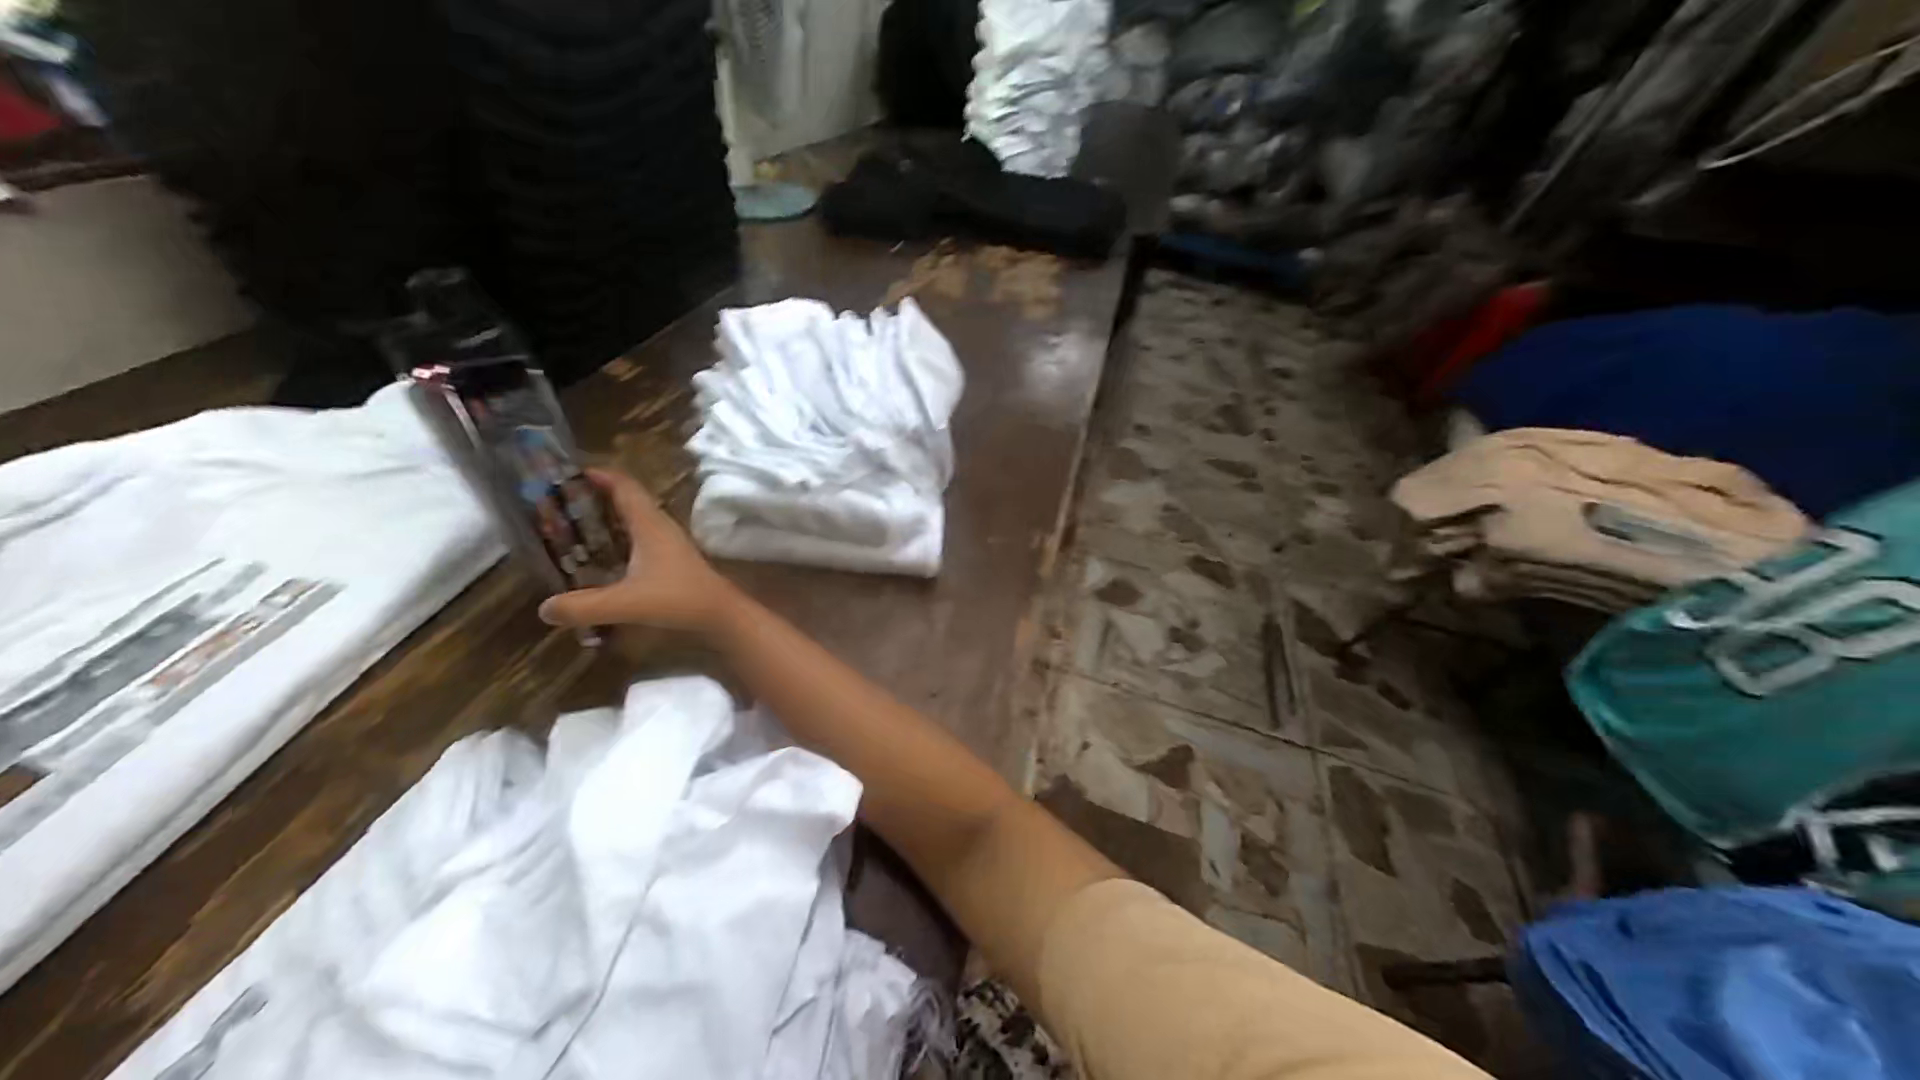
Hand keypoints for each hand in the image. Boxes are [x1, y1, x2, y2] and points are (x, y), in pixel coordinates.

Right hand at [537, 468, 741, 634]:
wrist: (722, 613)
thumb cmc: (678, 599)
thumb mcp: (627, 603)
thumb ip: (584, 606)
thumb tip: (544, 609)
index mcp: (649, 523)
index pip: (623, 485)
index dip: (597, 475)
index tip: (565, 474)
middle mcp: (659, 525)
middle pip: (626, 498)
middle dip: (594, 496)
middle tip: (559, 502)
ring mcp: (668, 541)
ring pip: (634, 518)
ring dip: (607, 517)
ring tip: (572, 526)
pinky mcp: (672, 557)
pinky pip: (639, 537)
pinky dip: (618, 538)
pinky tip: (601, 556)